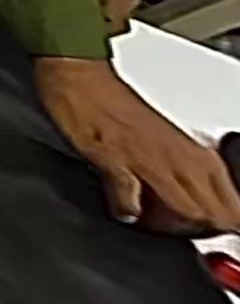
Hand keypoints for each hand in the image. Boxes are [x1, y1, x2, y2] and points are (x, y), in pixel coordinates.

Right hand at [35, 57, 239, 232]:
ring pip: (187, 214)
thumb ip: (180, 164)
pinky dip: (126, 208)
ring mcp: (147, 160)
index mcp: (200, 157)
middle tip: (168, 226)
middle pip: (217, 218)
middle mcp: (183, 162)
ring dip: (165, 224)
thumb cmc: (112, 100)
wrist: (78, 74)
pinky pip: (131, 196)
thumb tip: (184, 193)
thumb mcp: (164, 134)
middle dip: (194, 230)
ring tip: (143, 218)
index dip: (218, 225)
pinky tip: (118, 207)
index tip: (196, 228)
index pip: (234, 210)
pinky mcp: (110, 157)